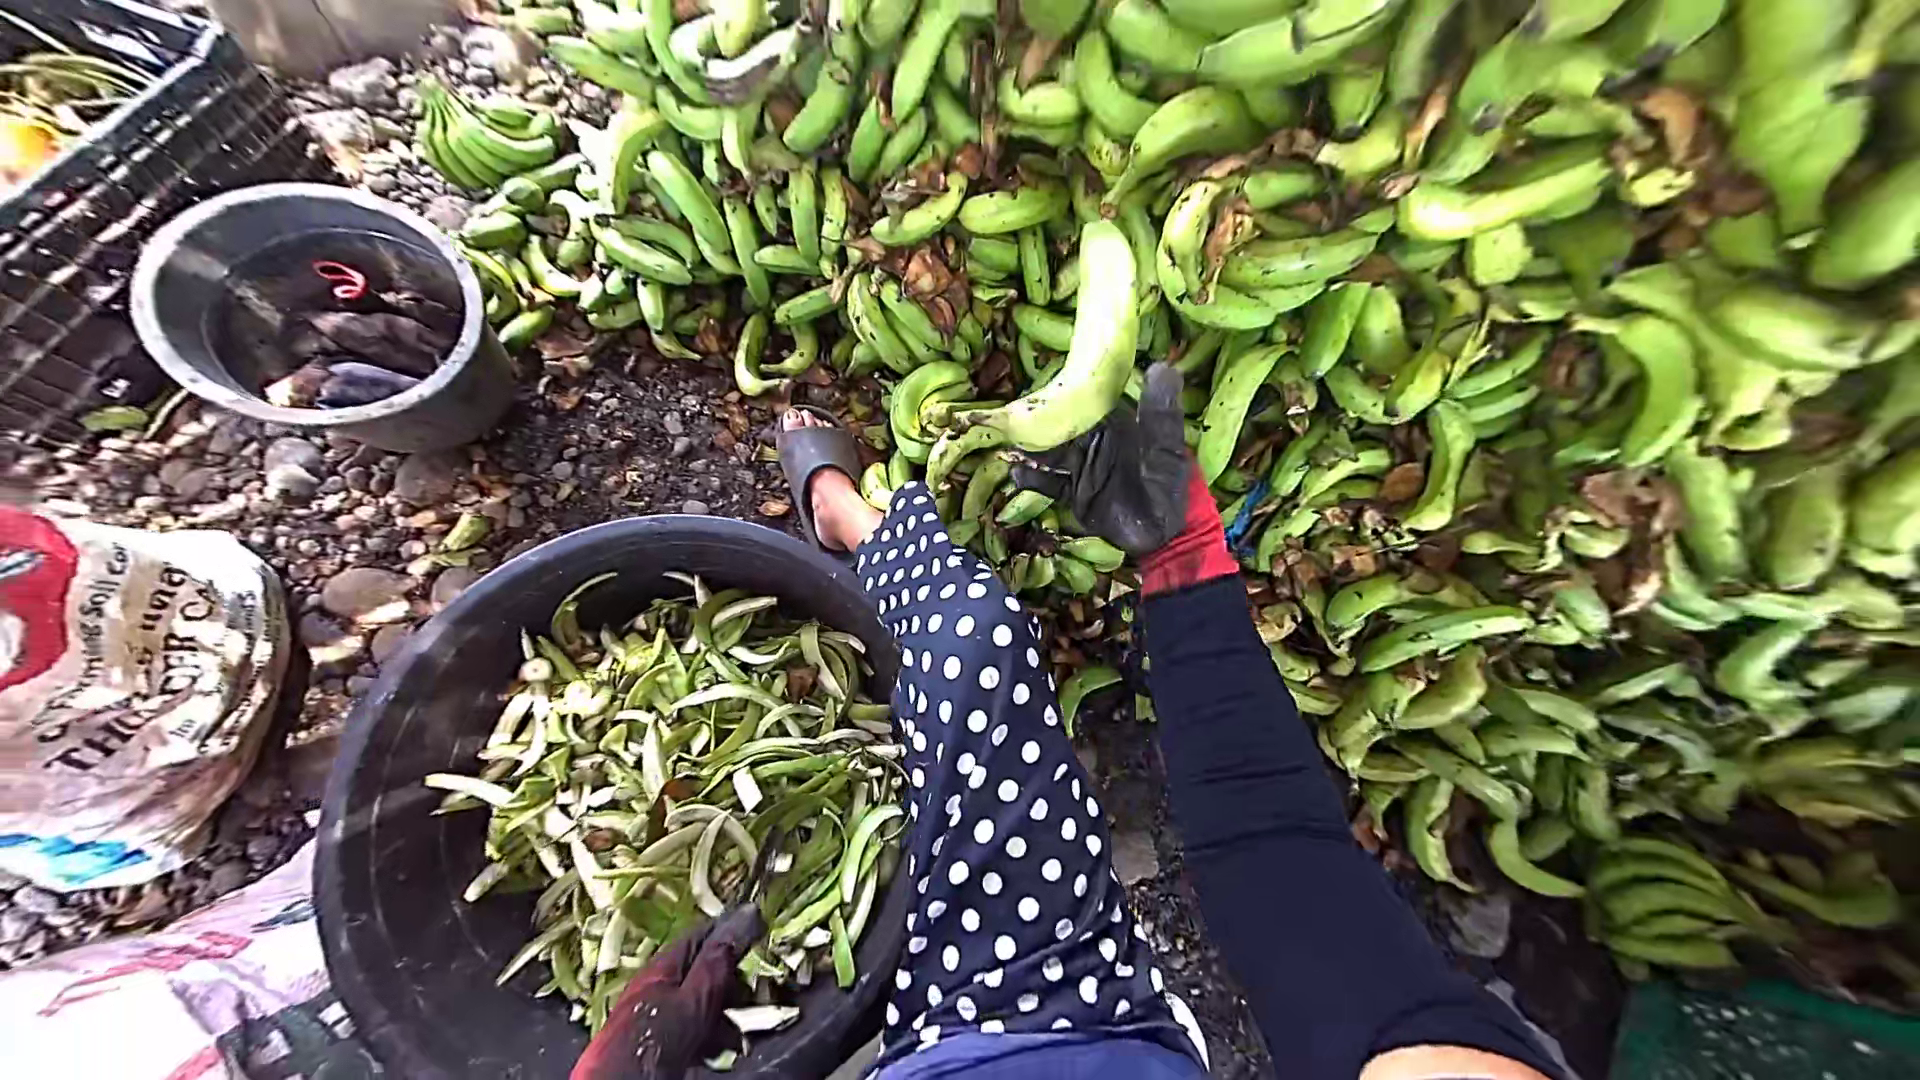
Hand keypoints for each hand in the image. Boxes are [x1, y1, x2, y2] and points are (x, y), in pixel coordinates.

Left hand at [570, 904, 764, 1079]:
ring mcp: (654, 1018)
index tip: (761, 939)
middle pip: (702, 969)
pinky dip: (711, 1034)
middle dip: (732, 979)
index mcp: (662, 966)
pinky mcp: (657, 1048)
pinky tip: (723, 1047)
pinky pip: (692, 1029)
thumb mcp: (697, 996)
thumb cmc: (659, 1042)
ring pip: (700, 1002)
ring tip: (741, 1030)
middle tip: (755, 992)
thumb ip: (720, 956)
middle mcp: (656, 987)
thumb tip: (749, 910)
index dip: (734, 932)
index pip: (704, 932)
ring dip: (725, 1010)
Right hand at [1010, 361, 1191, 555]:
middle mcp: (1093, 444)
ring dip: (1030, 450)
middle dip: (1037, 424)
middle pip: (1059, 429)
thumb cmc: (1168, 488)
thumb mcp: (1168, 448)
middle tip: (1012, 419)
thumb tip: (1161, 366)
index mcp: (1114, 426)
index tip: (1042, 389)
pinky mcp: (1073, 493)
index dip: (1063, 396)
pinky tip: (1017, 474)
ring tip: (1009, 446)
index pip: (1083, 405)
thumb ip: (1161, 413)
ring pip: (1049, 454)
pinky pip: (1049, 483)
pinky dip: (1033, 478)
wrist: (1161, 536)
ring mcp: (1081, 469)